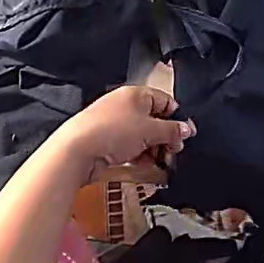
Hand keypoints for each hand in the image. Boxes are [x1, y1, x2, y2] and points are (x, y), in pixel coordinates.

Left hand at [52, 86, 194, 185]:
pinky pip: (130, 148)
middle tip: (174, 151)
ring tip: (161, 163)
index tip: (185, 134)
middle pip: (155, 121)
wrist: (77, 151)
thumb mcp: (151, 130)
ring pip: (143, 137)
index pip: (165, 102)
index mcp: (136, 94)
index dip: (177, 118)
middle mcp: (125, 107)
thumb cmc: (112, 131)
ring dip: (155, 150)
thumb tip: (187, 129)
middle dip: (166, 138)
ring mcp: (114, 125)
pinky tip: (147, 168)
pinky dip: (140, 157)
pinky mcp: (107, 143)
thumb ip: (172, 130)